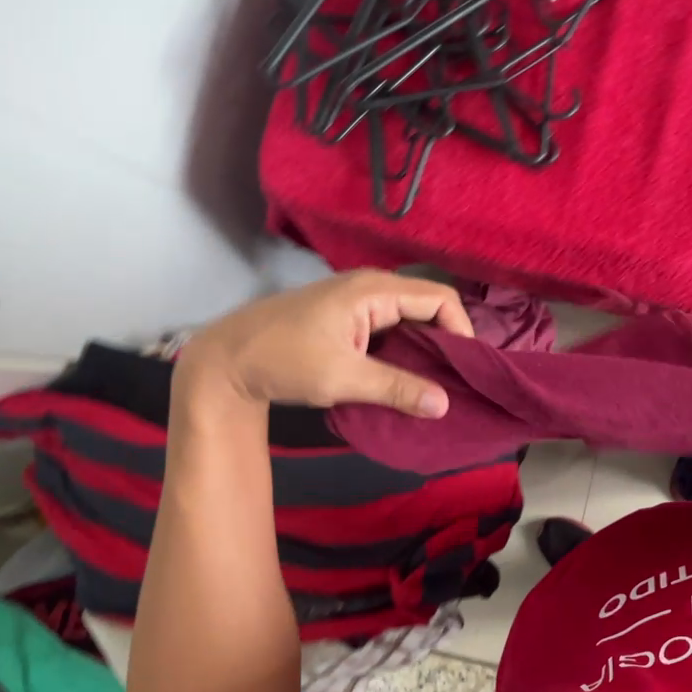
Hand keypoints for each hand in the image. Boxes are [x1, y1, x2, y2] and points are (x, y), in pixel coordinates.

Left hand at [177, 270, 473, 416]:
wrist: (225, 360)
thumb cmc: (283, 361)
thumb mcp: (342, 378)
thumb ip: (397, 389)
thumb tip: (445, 405)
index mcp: (373, 290)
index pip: (439, 299)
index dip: (460, 330)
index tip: (465, 368)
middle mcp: (370, 287)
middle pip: (428, 306)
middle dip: (446, 340)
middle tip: (456, 379)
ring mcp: (357, 300)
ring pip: (409, 318)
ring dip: (424, 347)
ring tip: (435, 382)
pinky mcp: (347, 317)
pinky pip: (390, 326)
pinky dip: (404, 348)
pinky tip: (405, 376)